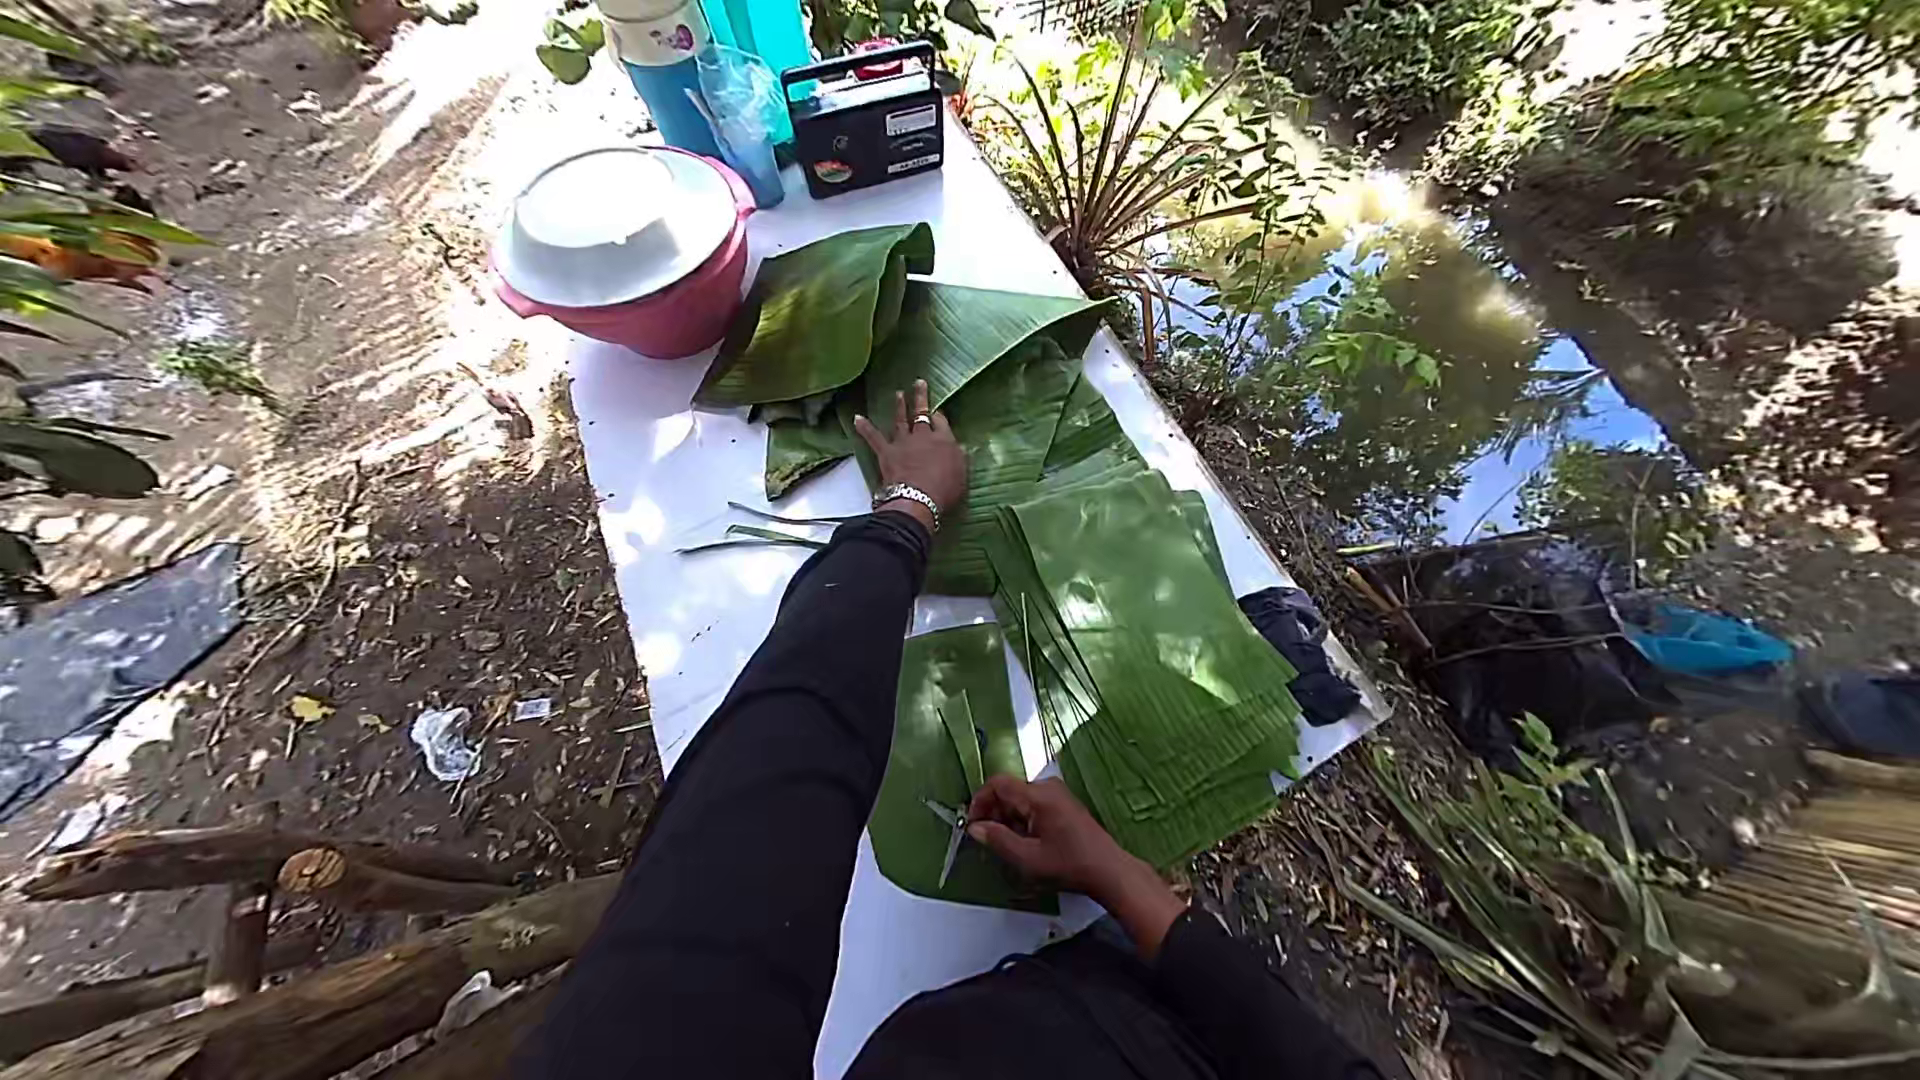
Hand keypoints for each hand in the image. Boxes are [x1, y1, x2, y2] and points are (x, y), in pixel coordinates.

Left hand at [854, 379, 965, 527]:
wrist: (918, 499)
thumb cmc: (945, 490)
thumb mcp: (961, 474)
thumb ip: (959, 458)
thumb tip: (960, 447)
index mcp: (944, 440)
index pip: (941, 422)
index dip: (939, 416)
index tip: (938, 413)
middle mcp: (923, 436)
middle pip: (922, 413)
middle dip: (921, 397)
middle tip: (919, 383)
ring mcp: (903, 442)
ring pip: (900, 420)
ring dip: (899, 406)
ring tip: (898, 394)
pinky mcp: (886, 452)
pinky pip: (873, 437)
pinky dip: (864, 428)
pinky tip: (857, 418)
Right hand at [966, 775, 1185, 958]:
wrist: (1109, 871)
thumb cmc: (1069, 865)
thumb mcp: (1028, 859)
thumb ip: (998, 841)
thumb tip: (975, 828)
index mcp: (1038, 795)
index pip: (998, 784)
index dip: (980, 800)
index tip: (973, 823)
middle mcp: (1047, 786)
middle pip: (1009, 790)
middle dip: (994, 812)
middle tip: (989, 839)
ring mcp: (1057, 793)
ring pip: (1020, 798)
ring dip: (1008, 818)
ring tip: (1009, 845)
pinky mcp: (1063, 803)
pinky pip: (1033, 803)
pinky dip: (1023, 819)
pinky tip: (1027, 841)